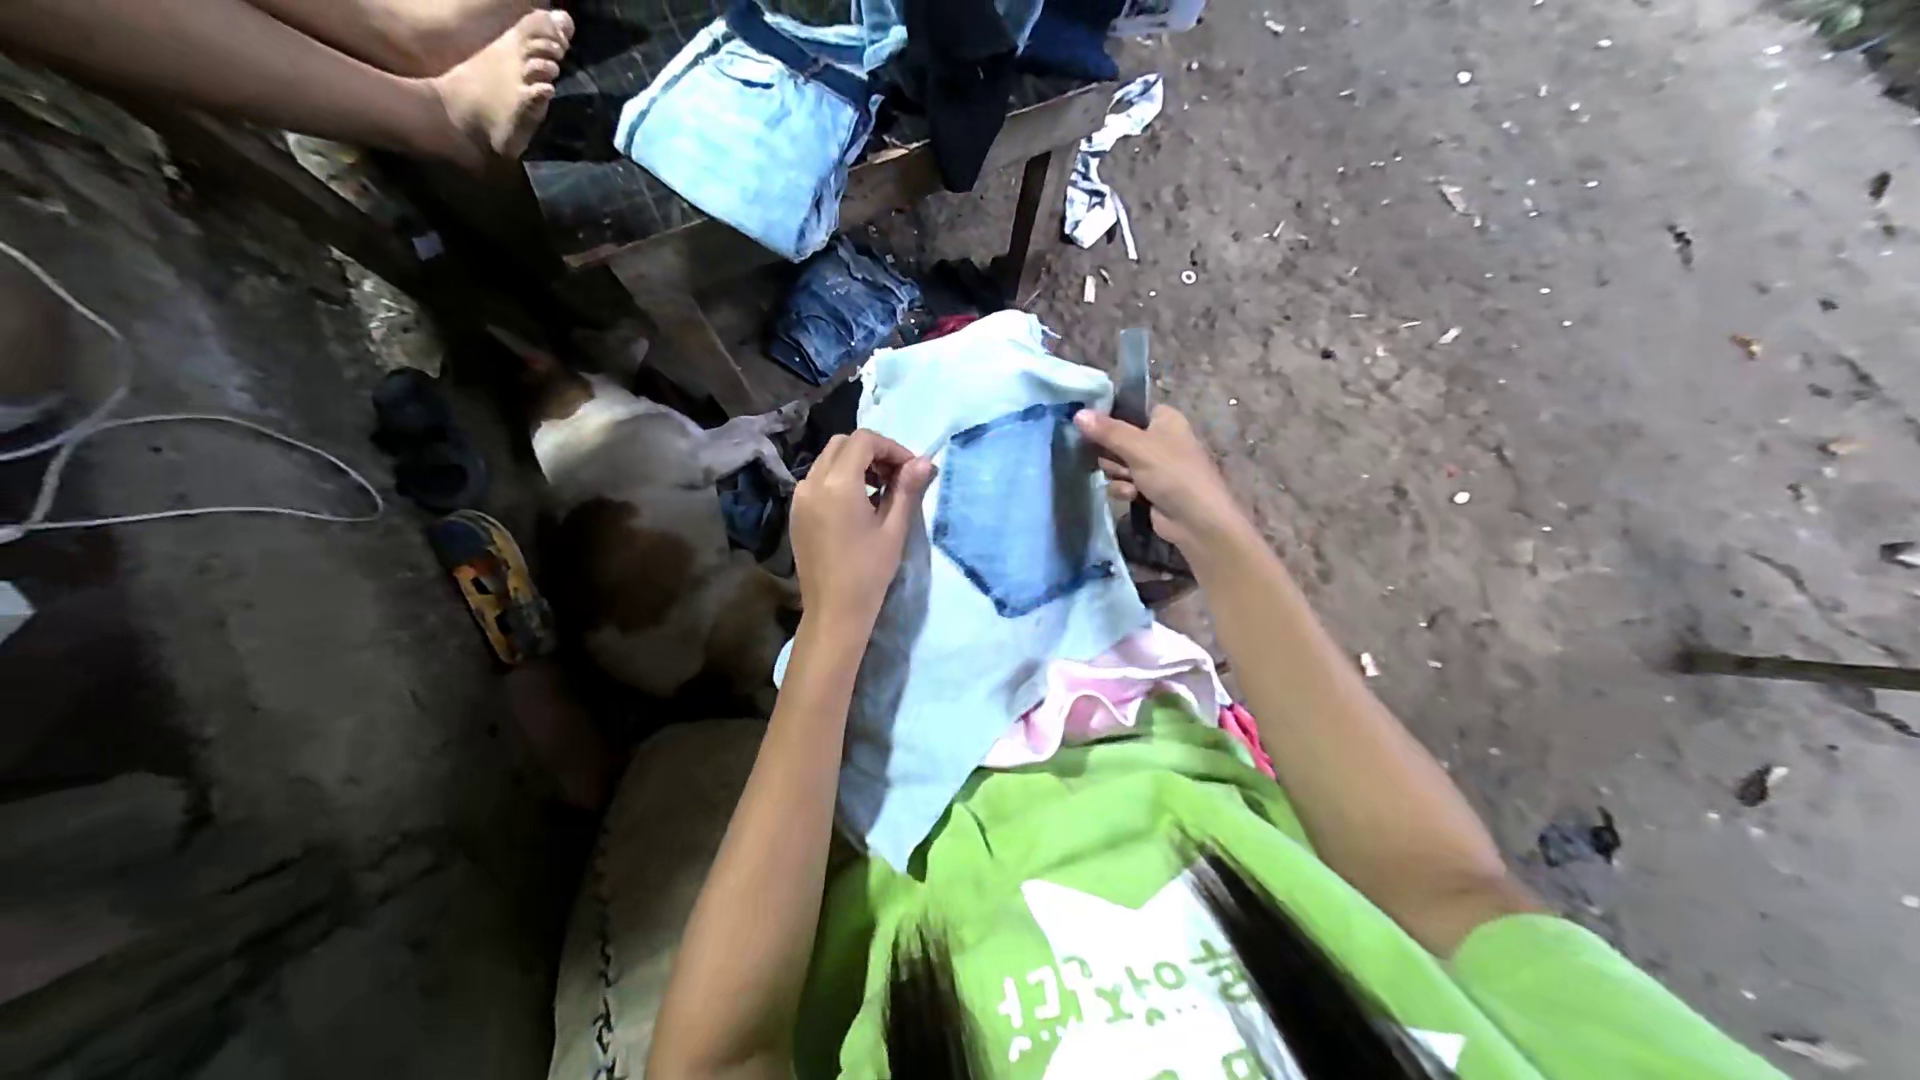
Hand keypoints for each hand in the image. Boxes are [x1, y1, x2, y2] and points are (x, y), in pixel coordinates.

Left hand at [790, 430, 935, 629]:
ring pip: (828, 460)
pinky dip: (840, 478)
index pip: (864, 440)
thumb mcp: (894, 528)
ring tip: (881, 490)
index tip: (910, 469)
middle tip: (897, 476)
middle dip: (873, 452)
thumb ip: (907, 489)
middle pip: (843, 444)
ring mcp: (800, 497)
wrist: (834, 610)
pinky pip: (818, 479)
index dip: (891, 447)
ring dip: (856, 464)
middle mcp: (812, 482)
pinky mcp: (796, 511)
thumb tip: (924, 461)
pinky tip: (859, 504)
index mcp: (837, 484)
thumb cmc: (869, 571)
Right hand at [1074, 404, 1255, 558]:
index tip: (1091, 426)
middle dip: (1112, 454)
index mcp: (1164, 419)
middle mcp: (1159, 438)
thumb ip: (1106, 431)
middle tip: (1118, 461)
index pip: (1129, 409)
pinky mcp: (1147, 488)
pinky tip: (1133, 496)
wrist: (1196, 520)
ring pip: (1116, 463)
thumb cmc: (1172, 473)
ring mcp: (1153, 465)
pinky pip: (1122, 483)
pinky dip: (1124, 489)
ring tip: (1129, 482)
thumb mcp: (1137, 447)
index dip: (1110, 419)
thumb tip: (1078, 413)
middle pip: (1117, 438)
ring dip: (1117, 474)